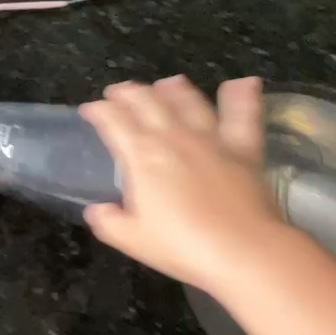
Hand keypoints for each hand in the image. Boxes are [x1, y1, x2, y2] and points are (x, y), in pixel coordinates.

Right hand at [78, 76, 286, 288]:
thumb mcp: (133, 239)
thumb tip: (98, 210)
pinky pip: (244, 116)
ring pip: (189, 101)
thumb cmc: (183, 246)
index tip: (90, 110)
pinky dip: (243, 97)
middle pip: (148, 101)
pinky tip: (245, 83)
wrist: (244, 251)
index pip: (114, 121)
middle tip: (119, 92)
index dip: (99, 111)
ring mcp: (210, 139)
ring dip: (174, 89)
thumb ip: (110, 222)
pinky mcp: (243, 150)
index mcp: (143, 156)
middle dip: (129, 92)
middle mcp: (174, 137)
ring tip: (167, 83)